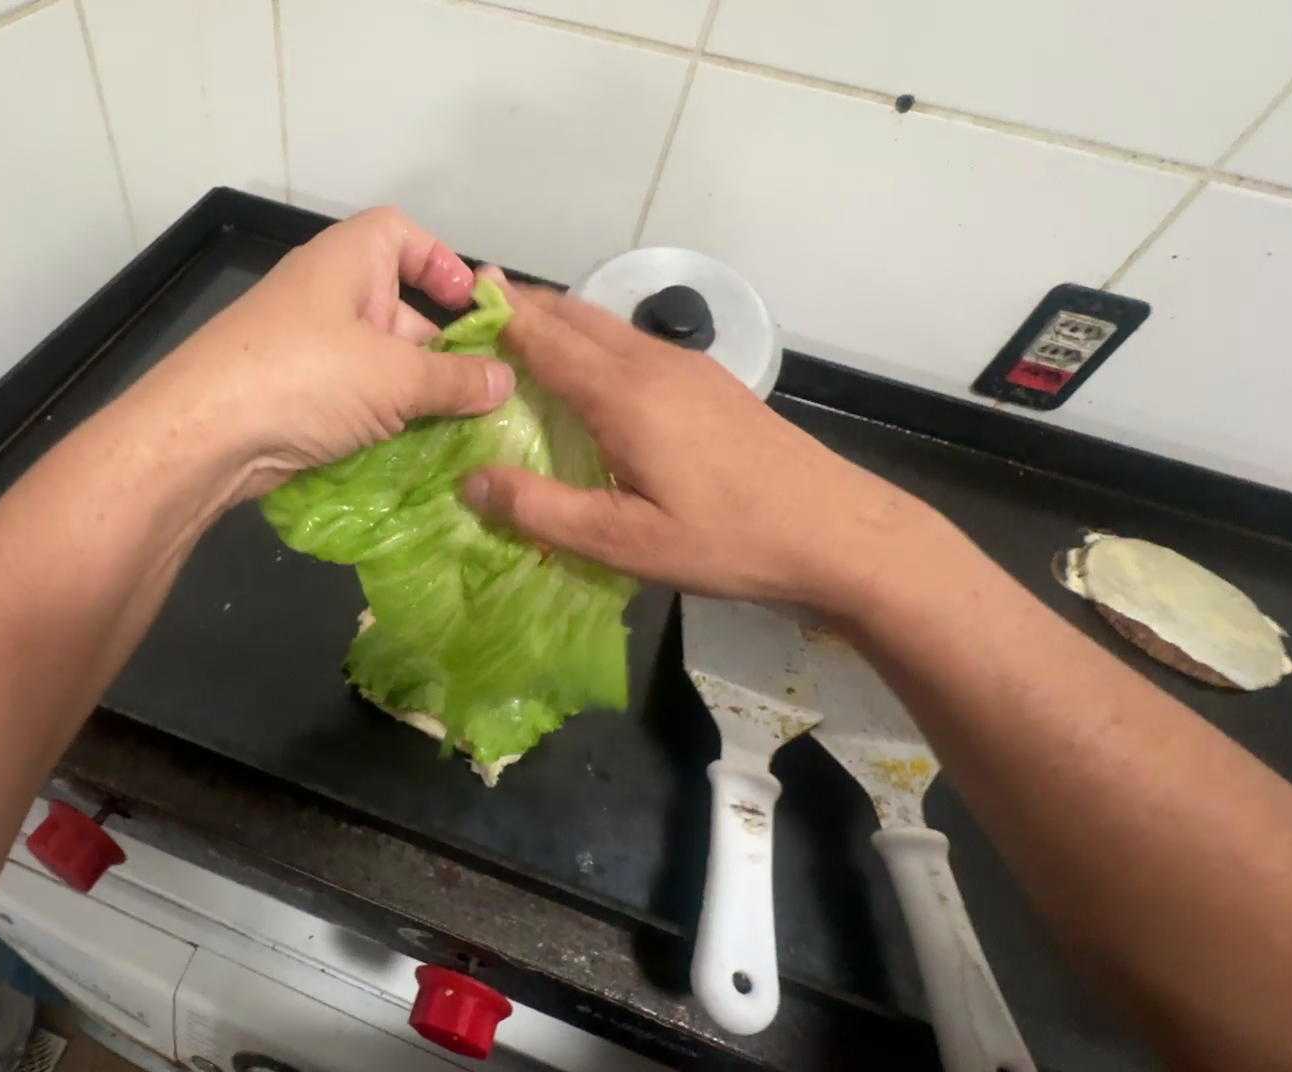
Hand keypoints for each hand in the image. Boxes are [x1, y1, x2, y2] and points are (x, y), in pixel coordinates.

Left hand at [128, 207, 514, 496]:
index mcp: (349, 262)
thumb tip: (505, 382)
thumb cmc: (306, 377)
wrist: (205, 436)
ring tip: (465, 428)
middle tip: (487, 392)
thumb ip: (455, 379)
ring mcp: (311, 350)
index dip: (442, 260)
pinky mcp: (299, 397)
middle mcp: (329, 298)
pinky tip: (420, 449)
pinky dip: (387, 420)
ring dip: (419, 395)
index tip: (473, 304)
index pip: (402, 235)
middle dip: (443, 350)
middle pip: (403, 310)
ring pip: (383, 365)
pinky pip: (358, 400)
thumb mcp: (394, 377)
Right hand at [461, 281, 935, 615]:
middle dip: (522, 309)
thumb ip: (542, 510)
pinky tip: (588, 377)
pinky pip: (634, 344)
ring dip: (558, 323)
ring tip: (519, 340)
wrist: (838, 533)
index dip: (496, 319)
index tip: (453, 310)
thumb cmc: (727, 541)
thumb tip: (470, 482)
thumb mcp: (623, 542)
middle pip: (573, 315)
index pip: (543, 337)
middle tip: (475, 319)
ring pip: (606, 325)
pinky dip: (593, 343)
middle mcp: (653, 363)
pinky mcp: (710, 382)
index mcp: (624, 394)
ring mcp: (687, 367)